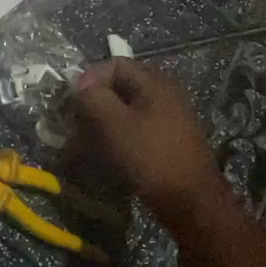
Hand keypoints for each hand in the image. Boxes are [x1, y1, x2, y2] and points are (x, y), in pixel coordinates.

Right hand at [70, 58, 226, 217]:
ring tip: (88, 138)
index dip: (89, 78)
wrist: (191, 202)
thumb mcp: (113, 123)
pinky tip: (108, 149)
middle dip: (95, 99)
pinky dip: (117, 131)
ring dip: (103, 117)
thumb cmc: (150, 157)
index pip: (114, 64)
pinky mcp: (169, 137)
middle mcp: (166, 92)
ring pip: (126, 106)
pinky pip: (136, 123)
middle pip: (120, 84)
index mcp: (155, 82)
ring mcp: (170, 115)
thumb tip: (79, 85)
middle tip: (77, 119)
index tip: (74, 101)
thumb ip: (92, 96)